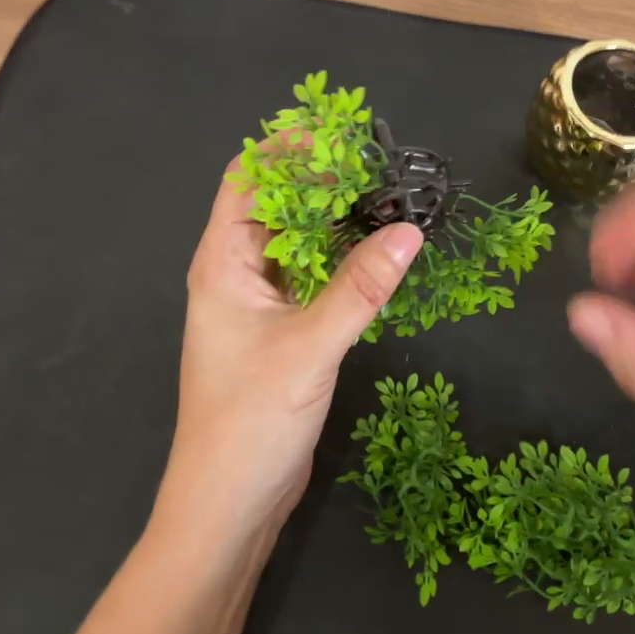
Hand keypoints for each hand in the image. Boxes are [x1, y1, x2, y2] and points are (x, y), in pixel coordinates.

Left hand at [157, 158, 424, 541]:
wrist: (229, 502)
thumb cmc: (252, 419)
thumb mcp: (310, 347)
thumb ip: (361, 288)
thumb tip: (412, 231)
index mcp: (222, 263)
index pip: (247, 180)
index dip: (286, 149)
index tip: (337, 131)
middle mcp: (236, 274)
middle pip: (275, 206)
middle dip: (319, 180)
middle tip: (378, 162)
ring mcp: (259, 305)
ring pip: (298, 244)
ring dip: (335, 220)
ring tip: (388, 198)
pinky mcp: (282, 332)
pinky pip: (313, 278)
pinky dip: (342, 260)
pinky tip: (379, 254)